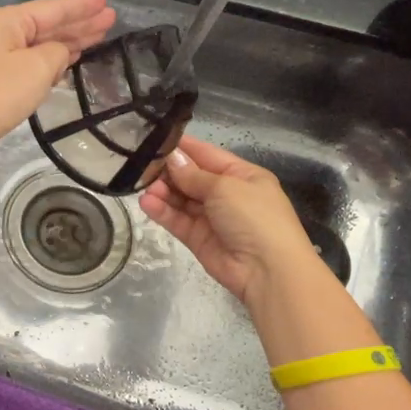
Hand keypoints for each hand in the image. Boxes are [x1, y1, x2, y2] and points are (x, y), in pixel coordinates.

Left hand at [0, 0, 114, 164]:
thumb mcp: (38, 67)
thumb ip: (58, 52)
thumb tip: (60, 52)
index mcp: (8, 22)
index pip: (52, 8)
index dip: (81, 5)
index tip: (105, 0)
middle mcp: (2, 34)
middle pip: (48, 24)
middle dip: (79, 22)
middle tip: (110, 18)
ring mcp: (0, 57)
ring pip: (43, 43)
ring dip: (70, 40)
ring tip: (100, 35)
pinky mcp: (0, 80)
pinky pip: (34, 62)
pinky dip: (55, 60)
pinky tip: (73, 58)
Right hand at [139, 137, 320, 307]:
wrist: (268, 270)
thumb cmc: (254, 217)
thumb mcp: (225, 187)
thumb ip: (193, 174)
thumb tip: (171, 158)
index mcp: (241, 175)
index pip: (207, 154)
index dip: (183, 147)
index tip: (153, 139)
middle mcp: (226, 194)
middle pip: (190, 177)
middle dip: (168, 171)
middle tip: (142, 166)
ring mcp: (211, 217)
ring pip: (181, 199)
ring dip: (163, 191)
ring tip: (145, 187)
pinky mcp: (198, 238)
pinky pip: (177, 220)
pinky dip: (162, 211)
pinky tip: (147, 203)